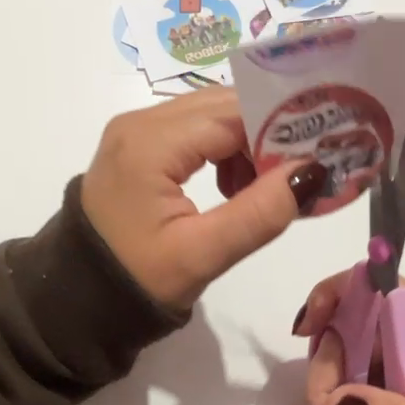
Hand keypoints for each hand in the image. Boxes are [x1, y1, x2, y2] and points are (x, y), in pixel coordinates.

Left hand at [82, 88, 327, 308]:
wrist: (78, 299)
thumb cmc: (137, 280)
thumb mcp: (202, 254)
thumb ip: (259, 213)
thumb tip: (314, 170)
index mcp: (149, 143)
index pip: (233, 114)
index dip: (283, 128)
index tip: (326, 150)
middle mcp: (139, 123)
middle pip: (223, 106)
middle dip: (269, 133)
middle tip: (309, 168)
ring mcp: (134, 132)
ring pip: (210, 116)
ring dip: (247, 143)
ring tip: (265, 189)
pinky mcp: (136, 147)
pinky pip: (192, 132)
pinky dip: (223, 149)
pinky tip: (234, 187)